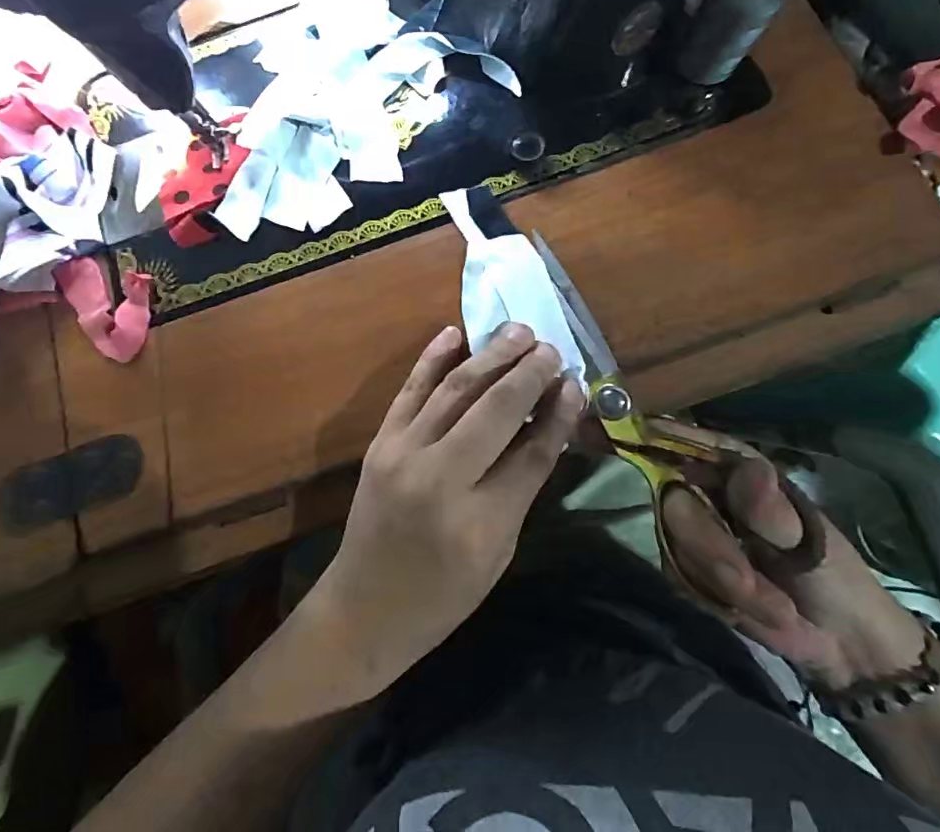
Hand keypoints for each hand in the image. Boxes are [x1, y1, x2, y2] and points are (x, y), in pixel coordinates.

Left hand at [305, 322, 585, 696]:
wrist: (365, 607)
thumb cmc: (444, 594)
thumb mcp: (498, 551)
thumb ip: (522, 486)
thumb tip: (549, 424)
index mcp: (480, 520)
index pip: (532, 451)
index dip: (558, 413)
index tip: (575, 383)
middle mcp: (440, 478)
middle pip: (495, 410)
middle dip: (528, 373)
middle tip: (552, 348)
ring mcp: (402, 454)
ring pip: (454, 390)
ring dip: (490, 356)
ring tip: (519, 332)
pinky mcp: (379, 443)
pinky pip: (409, 390)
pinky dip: (431, 359)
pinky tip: (454, 334)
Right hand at [661, 456, 927, 689]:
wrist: (841, 642)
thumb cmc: (833, 573)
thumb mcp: (809, 542)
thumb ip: (771, 511)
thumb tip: (750, 471)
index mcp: (736, 470)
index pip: (689, 442)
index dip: (662, 437)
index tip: (642, 438)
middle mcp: (705, 493)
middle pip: (674, 500)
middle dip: (709, 547)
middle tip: (746, 583)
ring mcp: (693, 532)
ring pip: (677, 544)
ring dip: (723, 583)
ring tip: (774, 606)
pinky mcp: (687, 570)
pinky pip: (680, 577)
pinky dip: (717, 600)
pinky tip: (753, 611)